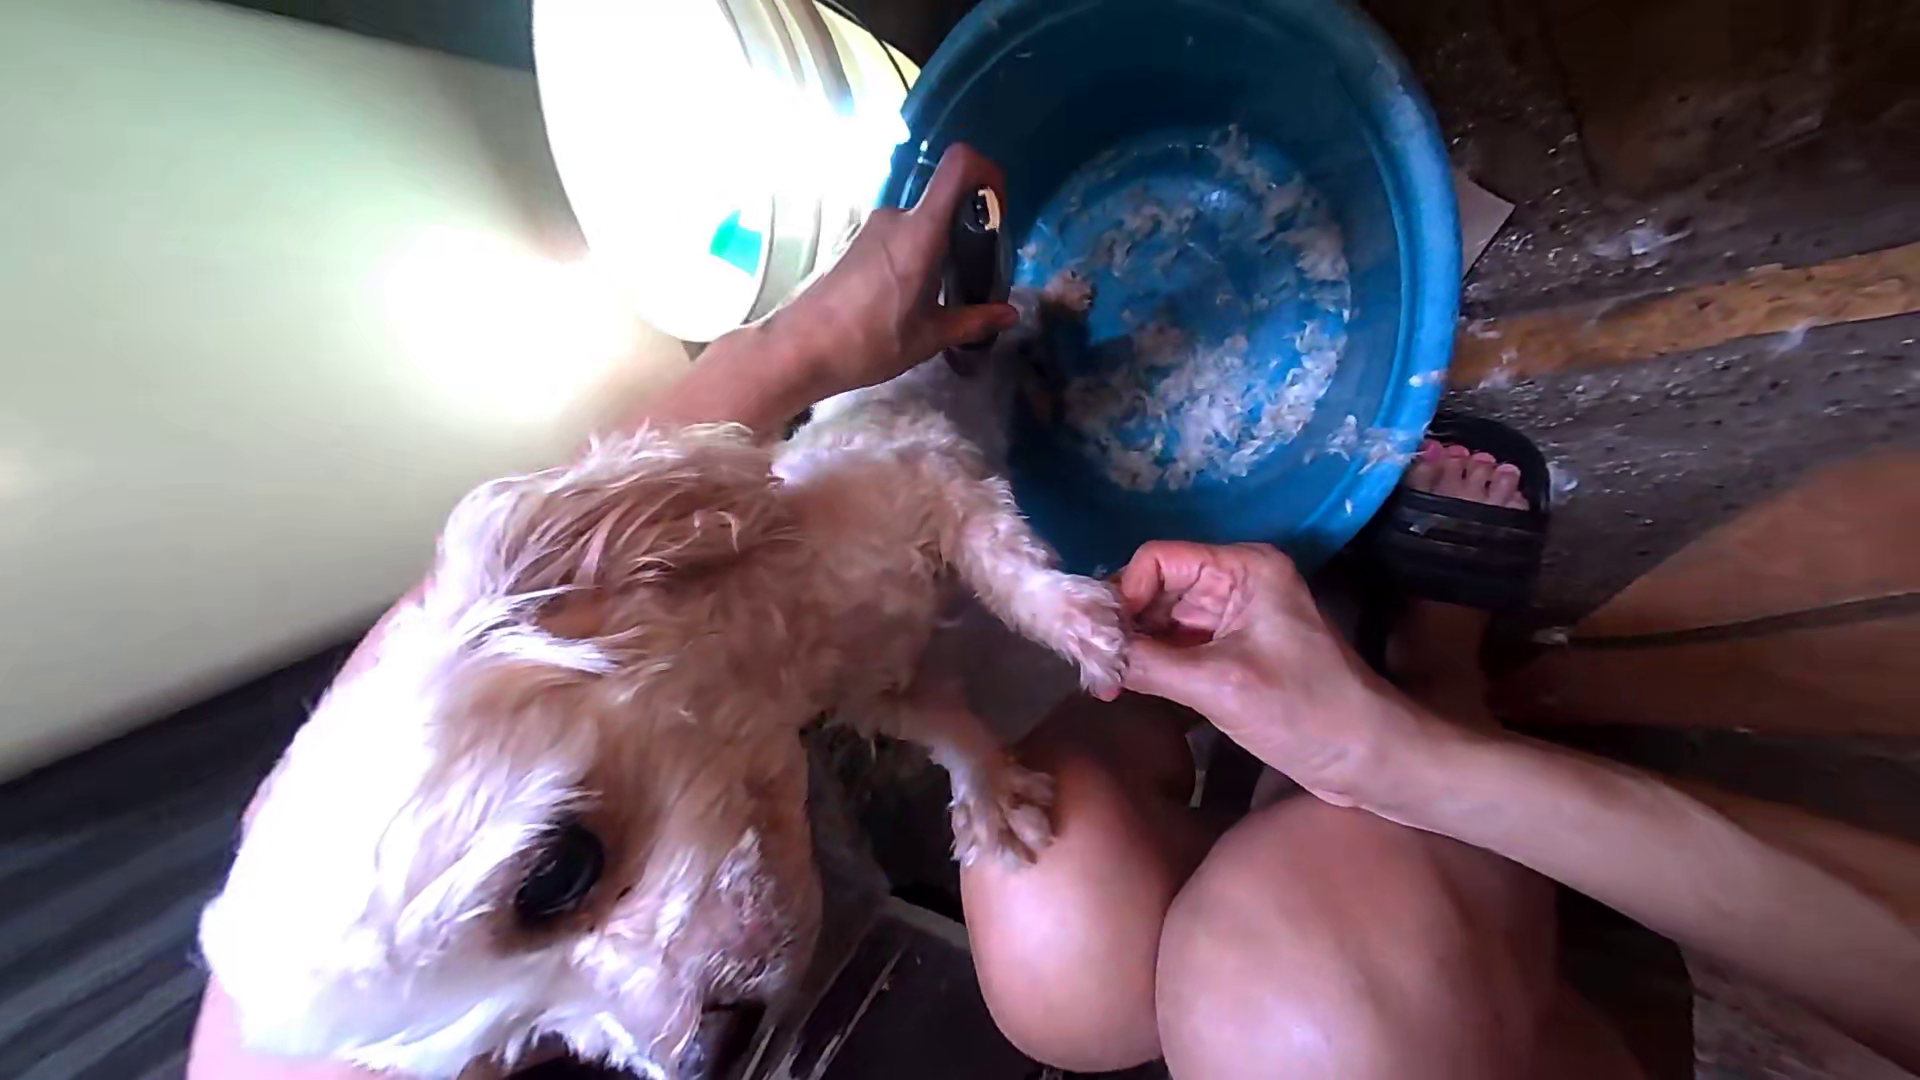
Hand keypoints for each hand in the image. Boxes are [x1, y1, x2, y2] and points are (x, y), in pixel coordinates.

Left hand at [772, 143, 1019, 398]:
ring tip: (937, 298)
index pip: (960, 164)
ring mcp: (870, 228)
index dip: (989, 173)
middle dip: (966, 235)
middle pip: (943, 205)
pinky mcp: (853, 242)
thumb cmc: (868, 343)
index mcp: (919, 233)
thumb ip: (973, 321)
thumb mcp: (928, 338)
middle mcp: (895, 217)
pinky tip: (905, 300)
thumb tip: (1010, 314)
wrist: (799, 349)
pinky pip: (897, 239)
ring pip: (920, 226)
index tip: (998, 211)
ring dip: (937, 252)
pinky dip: (913, 258)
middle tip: (971, 278)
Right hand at [1118, 542, 1431, 806]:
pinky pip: (1169, 643)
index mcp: (1243, 569)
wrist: (1371, 763)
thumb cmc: (1307, 713)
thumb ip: (1147, 662)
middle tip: (1091, 663)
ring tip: (1102, 682)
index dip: (1125, 591)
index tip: (1104, 637)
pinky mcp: (1222, 647)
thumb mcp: (1220, 685)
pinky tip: (1120, 686)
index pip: (1158, 559)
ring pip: (1156, 617)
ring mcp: (1226, 616)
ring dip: (1128, 647)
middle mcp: (1231, 582)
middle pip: (1152, 587)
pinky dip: (1145, 662)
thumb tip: (1087, 649)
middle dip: (1121, 624)